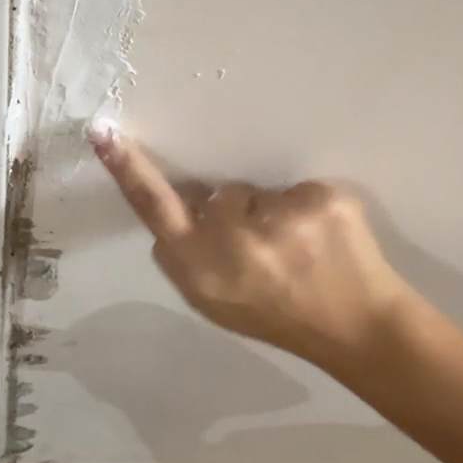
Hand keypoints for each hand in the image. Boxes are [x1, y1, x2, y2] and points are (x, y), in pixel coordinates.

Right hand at [90, 123, 416, 365]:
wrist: (357, 329)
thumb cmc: (276, 314)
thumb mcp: (213, 300)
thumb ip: (187, 257)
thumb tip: (184, 206)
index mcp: (200, 272)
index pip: (153, 208)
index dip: (127, 169)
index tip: (105, 132)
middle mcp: (233, 245)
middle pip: (216, 195)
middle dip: (234, 214)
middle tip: (266, 252)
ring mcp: (281, 223)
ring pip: (257, 192)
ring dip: (271, 213)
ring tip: (297, 250)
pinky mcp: (321, 203)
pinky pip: (297, 190)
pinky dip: (308, 209)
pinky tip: (322, 242)